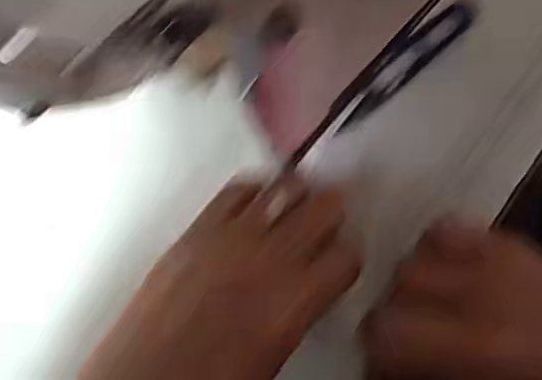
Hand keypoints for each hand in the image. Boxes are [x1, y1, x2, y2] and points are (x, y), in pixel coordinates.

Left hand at [80, 179, 362, 379]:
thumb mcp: (272, 355)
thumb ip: (300, 306)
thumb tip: (315, 283)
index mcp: (293, 301)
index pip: (347, 254)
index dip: (346, 258)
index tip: (338, 263)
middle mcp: (269, 260)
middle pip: (328, 204)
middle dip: (330, 216)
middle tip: (323, 229)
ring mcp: (230, 240)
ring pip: (289, 186)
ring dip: (297, 197)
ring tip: (293, 210)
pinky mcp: (194, 234)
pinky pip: (237, 190)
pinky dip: (252, 192)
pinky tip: (253, 208)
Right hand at [363, 219, 541, 379]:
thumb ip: (437, 368)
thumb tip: (397, 362)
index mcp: (473, 345)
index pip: (389, 330)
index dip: (374, 347)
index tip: (381, 360)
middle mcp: (477, 293)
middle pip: (399, 281)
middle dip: (389, 307)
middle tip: (401, 331)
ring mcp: (491, 258)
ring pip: (417, 249)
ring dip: (410, 275)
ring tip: (422, 297)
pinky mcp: (504, 237)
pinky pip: (449, 226)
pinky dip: (435, 242)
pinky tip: (444, 265)